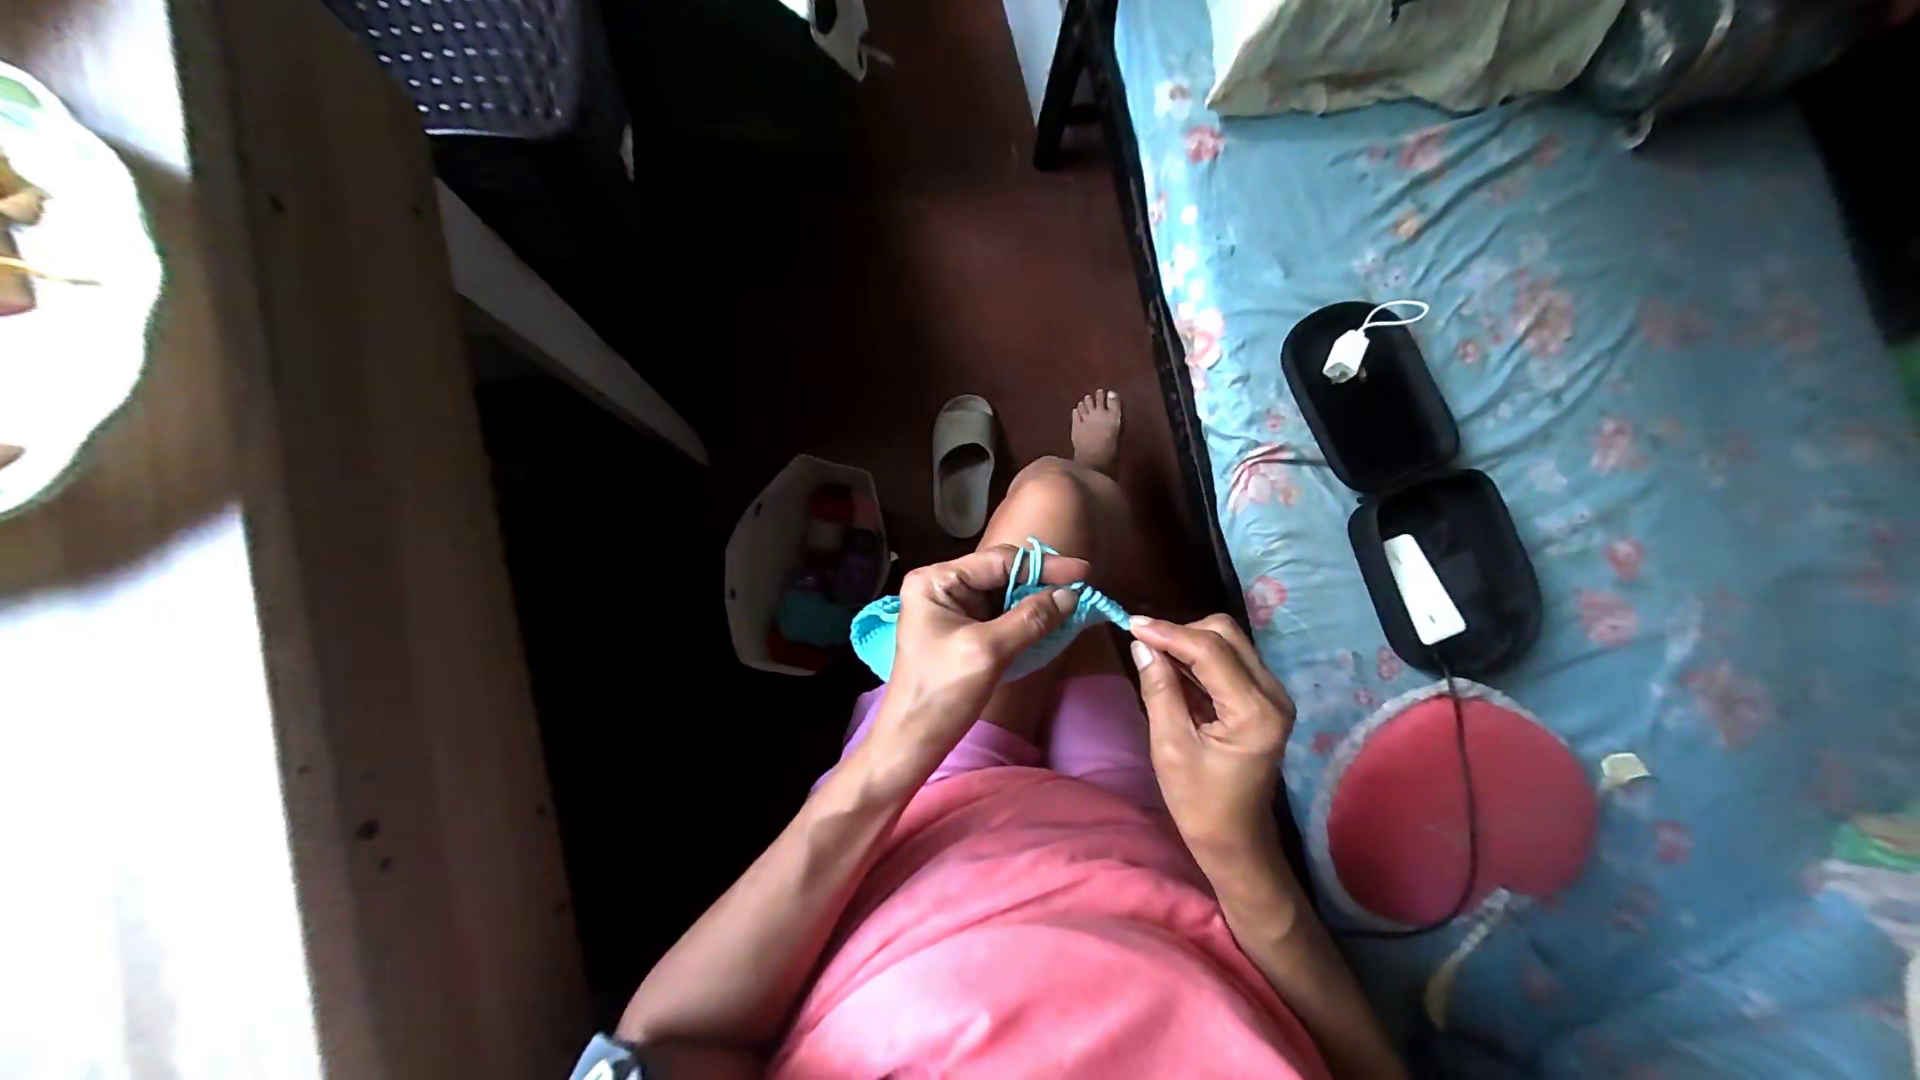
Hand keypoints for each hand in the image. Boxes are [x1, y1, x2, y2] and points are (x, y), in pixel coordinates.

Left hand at [863, 545, 1088, 777]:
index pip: (997, 561)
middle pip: (1000, 573)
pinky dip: (1025, 617)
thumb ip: (1029, 619)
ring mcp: (951, 608)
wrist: (912, 740)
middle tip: (1081, 588)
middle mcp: (941, 586)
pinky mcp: (961, 630)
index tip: (1083, 572)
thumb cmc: (941, 693)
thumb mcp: (988, 652)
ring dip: (1035, 600)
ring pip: (1003, 594)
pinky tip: (1049, 619)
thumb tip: (1069, 596)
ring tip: (1071, 602)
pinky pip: (999, 614)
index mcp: (935, 581)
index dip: (1042, 565)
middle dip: (1040, 582)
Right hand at [1130, 615, 1295, 864]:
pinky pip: (1230, 658)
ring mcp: (1273, 694)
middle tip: (1144, 645)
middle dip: (1181, 632)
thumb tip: (1141, 645)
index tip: (1131, 624)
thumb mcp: (1169, 746)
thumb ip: (1159, 690)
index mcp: (1254, 711)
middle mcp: (1273, 694)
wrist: (1235, 838)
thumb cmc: (1199, 802)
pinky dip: (1199, 656)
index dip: (1168, 632)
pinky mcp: (1264, 697)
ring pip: (1228, 640)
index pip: (1209, 650)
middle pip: (1225, 634)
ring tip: (1156, 658)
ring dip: (1189, 642)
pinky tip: (1175, 670)